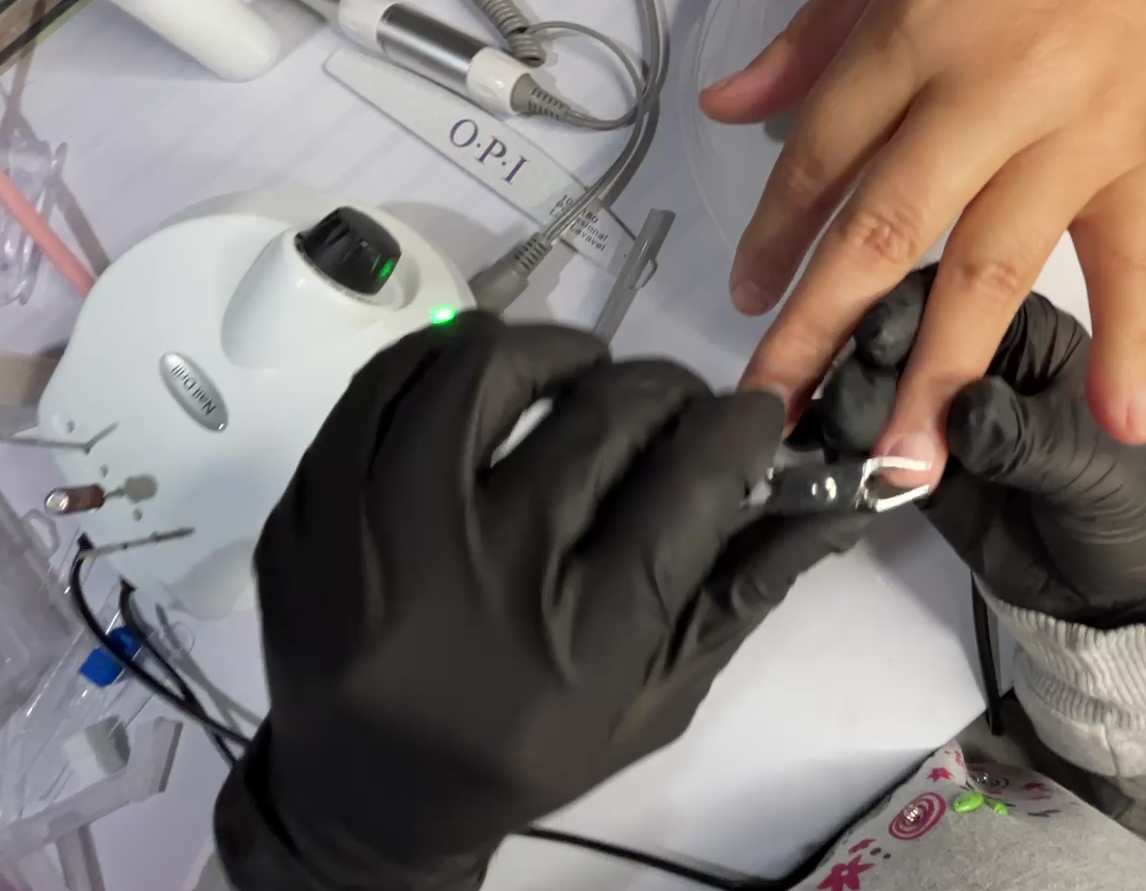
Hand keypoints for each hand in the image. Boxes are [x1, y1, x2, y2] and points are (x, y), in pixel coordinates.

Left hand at [215, 314, 867, 890]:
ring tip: (584, 366)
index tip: (754, 414)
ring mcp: (374, 535)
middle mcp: (477, 581)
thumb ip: (745, 589)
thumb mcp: (657, 697)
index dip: (739, 430)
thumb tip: (835, 499)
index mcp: (578, 645)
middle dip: (665, 388)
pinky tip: (488, 369)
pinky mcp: (309, 505)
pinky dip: (452, 352)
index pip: (687, 488)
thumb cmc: (529, 750)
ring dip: (558, 349)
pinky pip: (384, 382)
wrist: (363, 797)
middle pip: (599, 422)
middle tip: (674, 399)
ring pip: (481, 375)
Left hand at [703, 0, 1145, 468]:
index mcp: (916, 30)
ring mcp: (1074, 137)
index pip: (819, 157)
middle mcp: (992, 92)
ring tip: (906, 460)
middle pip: (887, 230)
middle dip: (826, 329)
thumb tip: (725, 108)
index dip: (774, 236)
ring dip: (942, 371)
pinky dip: (1131, 340)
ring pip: (994, 267)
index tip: (745, 300)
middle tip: (781, 412)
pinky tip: (1117, 420)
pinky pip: (1135, 258)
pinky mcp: (1140, 159)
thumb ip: (807, 40)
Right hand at [810, 268, 1145, 626]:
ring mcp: (926, 401)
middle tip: (850, 405)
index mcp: (1022, 328)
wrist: (1095, 592)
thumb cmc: (1116, 510)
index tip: (875, 347)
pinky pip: (860, 433)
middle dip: (865, 363)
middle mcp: (966, 350)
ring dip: (847, 404)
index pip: (959, 298)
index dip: (910, 316)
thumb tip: (963, 415)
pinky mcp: (900, 450)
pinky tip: (825, 455)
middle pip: (896, 332)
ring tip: (841, 438)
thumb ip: (1026, 438)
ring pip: (868, 380)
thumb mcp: (1088, 469)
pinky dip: (840, 442)